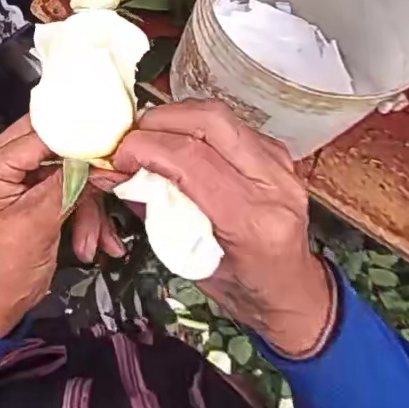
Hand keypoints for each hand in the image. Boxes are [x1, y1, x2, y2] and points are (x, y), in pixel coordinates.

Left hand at [0, 116, 130, 335]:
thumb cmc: (2, 270)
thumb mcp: (39, 222)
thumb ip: (71, 183)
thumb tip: (105, 158)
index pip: (40, 131)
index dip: (78, 135)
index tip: (111, 141)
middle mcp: (0, 163)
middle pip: (55, 145)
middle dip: (86, 169)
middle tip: (113, 175)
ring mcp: (17, 179)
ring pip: (66, 171)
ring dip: (86, 204)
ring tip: (94, 239)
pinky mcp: (33, 194)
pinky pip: (65, 188)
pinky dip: (82, 213)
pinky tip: (93, 241)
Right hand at [103, 101, 334, 357]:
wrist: (293, 292)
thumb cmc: (243, 290)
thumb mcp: (190, 261)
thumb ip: (154, 211)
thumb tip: (115, 174)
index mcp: (251, 222)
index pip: (191, 160)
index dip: (146, 147)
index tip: (119, 156)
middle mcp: (273, 185)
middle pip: (210, 120)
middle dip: (161, 120)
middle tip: (134, 138)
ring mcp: (280, 164)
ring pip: (221, 115)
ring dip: (178, 118)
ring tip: (153, 137)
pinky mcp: (278, 153)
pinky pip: (231, 124)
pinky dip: (197, 126)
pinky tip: (182, 142)